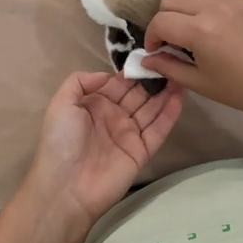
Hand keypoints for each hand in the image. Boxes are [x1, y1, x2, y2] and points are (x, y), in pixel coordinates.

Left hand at [17, 71, 183, 242]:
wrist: (66, 188)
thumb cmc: (61, 142)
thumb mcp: (61, 104)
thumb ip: (80, 81)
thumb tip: (108, 74)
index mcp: (95, 105)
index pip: (119, 83)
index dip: (133, 71)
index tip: (150, 54)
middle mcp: (114, 117)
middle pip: (138, 94)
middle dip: (153, 79)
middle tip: (171, 60)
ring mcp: (129, 135)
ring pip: (152, 109)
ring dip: (166, 92)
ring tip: (181, 73)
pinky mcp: (142, 152)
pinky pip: (158, 130)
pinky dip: (170, 114)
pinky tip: (180, 96)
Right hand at [142, 0, 242, 118]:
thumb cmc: (242, 88)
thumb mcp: (201, 83)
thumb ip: (169, 67)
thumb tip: (147, 59)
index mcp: (199, 31)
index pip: (159, 21)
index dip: (151, 36)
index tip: (157, 50)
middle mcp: (211, 7)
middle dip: (164, 19)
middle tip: (173, 38)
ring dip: (183, 5)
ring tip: (192, 25)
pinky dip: (206, 1)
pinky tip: (214, 20)